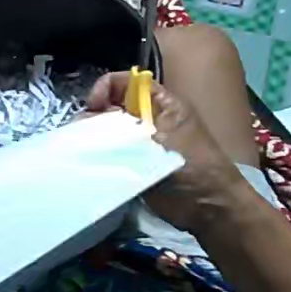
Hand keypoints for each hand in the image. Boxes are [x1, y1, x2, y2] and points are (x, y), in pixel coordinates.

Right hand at [87, 71, 254, 234]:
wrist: (209, 209)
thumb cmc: (193, 167)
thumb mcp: (163, 139)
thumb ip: (128, 128)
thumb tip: (90, 119)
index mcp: (161, 104)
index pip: (126, 83)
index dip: (105, 88)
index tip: (93, 107)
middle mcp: (148, 120)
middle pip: (112, 107)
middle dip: (94, 115)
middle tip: (82, 133)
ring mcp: (140, 144)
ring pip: (108, 132)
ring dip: (93, 137)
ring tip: (81, 148)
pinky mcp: (134, 166)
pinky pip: (110, 155)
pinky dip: (97, 157)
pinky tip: (87, 162)